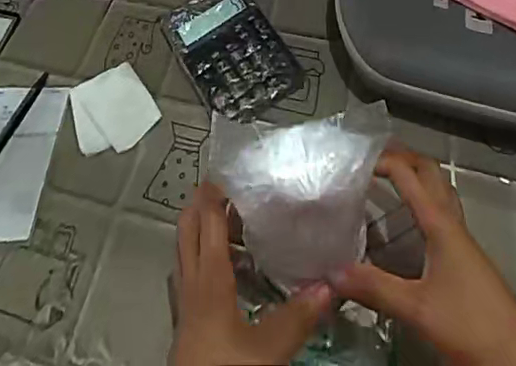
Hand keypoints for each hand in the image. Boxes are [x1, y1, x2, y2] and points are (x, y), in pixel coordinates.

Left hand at [170, 182, 334, 365]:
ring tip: (239, 223)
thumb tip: (330, 283)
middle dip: (205, 200)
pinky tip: (231, 270)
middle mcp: (190, 280)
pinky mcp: (186, 319)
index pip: (206, 217)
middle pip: (188, 224)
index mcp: (208, 276)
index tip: (236, 167)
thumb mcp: (268, 349)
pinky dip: (206, 257)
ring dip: (206, 228)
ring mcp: (184, 300)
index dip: (216, 188)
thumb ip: (299, 315)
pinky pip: (190, 272)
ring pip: (187, 247)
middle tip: (235, 188)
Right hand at [329, 149, 515, 365]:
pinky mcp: (465, 258)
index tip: (353, 159)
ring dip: (415, 175)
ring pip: (439, 190)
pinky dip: (422, 201)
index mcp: (439, 223)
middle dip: (402, 155)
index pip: (408, 174)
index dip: (382, 159)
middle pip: (430, 172)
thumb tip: (330, 272)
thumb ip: (375, 289)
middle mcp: (451, 222)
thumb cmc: (472, 324)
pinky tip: (408, 222)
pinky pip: (441, 212)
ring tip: (387, 177)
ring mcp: (461, 239)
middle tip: (372, 156)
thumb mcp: (418, 309)